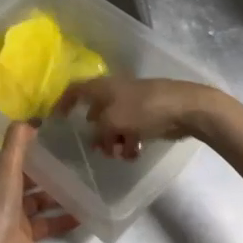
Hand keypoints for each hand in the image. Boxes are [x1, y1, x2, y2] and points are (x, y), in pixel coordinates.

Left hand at [0, 121, 78, 242]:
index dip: (29, 146)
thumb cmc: (3, 204)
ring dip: (58, 195)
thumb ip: (17, 141)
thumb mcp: (7, 166)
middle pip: (29, 178)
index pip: (14, 155)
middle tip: (73, 161)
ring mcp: (17, 215)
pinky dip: (63, 218)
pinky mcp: (28, 234)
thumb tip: (31, 119)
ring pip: (41, 200)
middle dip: (48, 171)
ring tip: (81, 186)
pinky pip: (49, 222)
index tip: (52, 137)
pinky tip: (82, 214)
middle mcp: (5, 193)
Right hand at [56, 77, 221, 159]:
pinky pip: (131, 129)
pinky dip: (130, 141)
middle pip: (96, 111)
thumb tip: (96, 138)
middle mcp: (115, 91)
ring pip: (114, 123)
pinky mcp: (148, 114)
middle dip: (96, 132)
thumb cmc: (144, 109)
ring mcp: (132, 102)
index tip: (57, 119)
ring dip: (114, 140)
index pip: (75, 90)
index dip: (64, 102)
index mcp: (103, 87)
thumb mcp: (113, 122)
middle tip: (98, 149)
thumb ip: (98, 132)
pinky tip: (135, 153)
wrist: (185, 107)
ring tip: (120, 154)